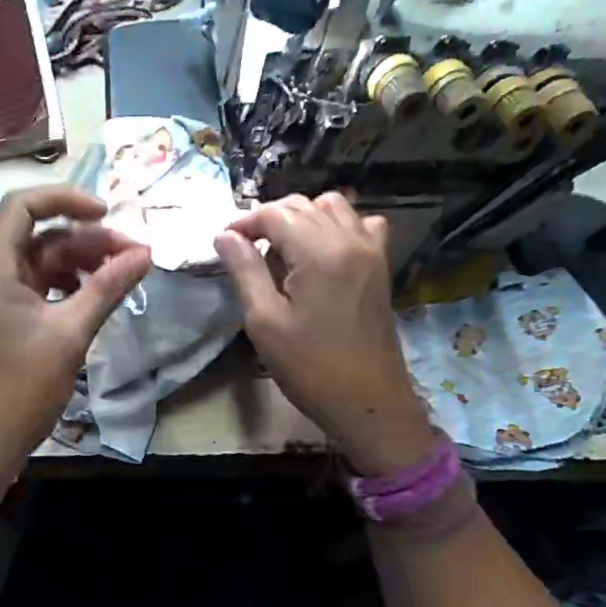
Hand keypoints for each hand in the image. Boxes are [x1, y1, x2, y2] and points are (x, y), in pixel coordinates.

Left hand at [0, 185, 152, 475]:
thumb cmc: (24, 388)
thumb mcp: (71, 334)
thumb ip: (107, 288)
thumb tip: (145, 253)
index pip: (21, 207)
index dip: (65, 199)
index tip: (107, 212)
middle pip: (37, 234)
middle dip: (85, 238)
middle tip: (131, 254)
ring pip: (41, 259)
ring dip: (81, 261)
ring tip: (121, 274)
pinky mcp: (5, 315)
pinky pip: (39, 283)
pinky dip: (68, 283)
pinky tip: (95, 294)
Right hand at [214, 192, 436, 475]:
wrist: (367, 401)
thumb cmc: (309, 367)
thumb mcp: (264, 321)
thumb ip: (245, 271)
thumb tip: (225, 236)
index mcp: (320, 252)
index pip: (276, 213)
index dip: (245, 223)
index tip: (225, 244)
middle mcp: (350, 239)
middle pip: (304, 205)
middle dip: (271, 219)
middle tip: (247, 251)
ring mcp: (371, 250)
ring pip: (334, 207)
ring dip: (303, 218)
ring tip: (283, 251)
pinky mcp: (381, 266)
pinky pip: (360, 225)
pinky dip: (337, 227)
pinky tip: (322, 253)